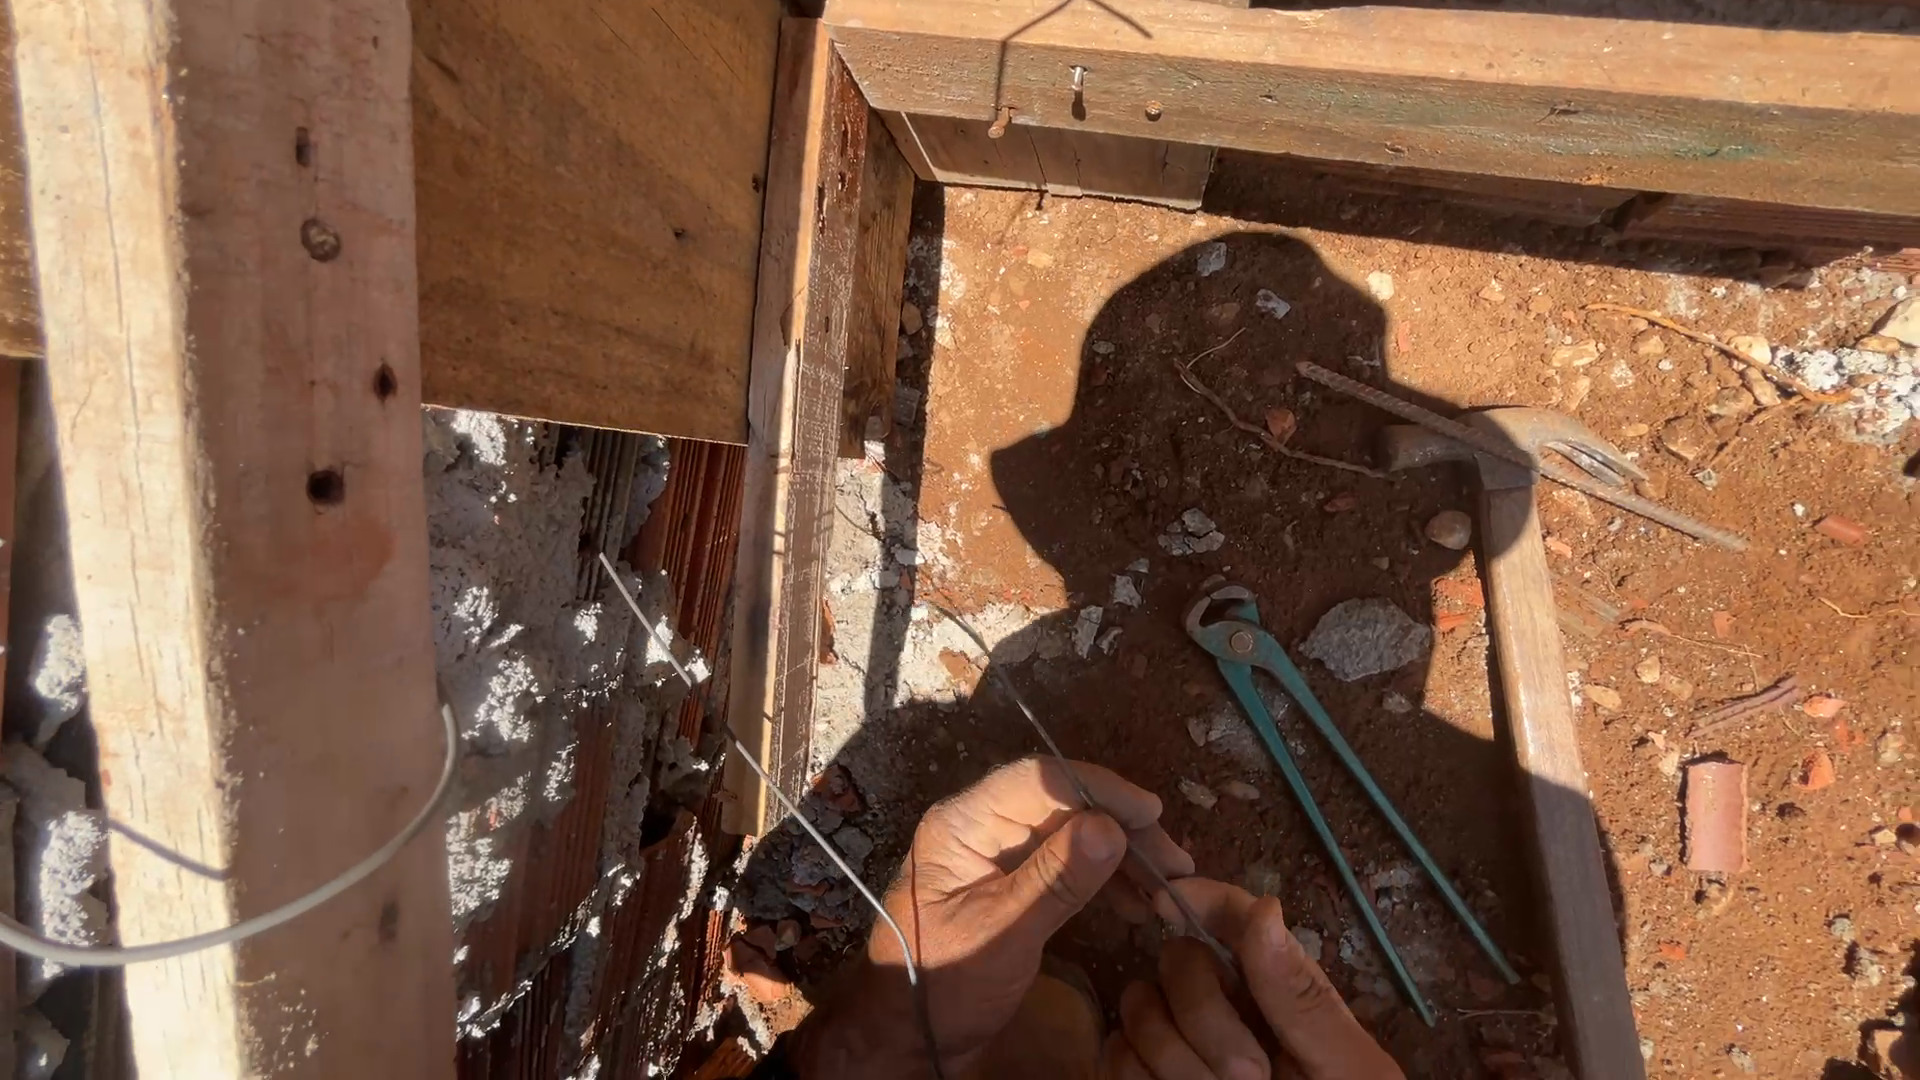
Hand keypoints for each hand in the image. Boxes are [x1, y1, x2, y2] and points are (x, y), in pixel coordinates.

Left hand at [791, 757, 1192, 1076]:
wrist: (908, 1038)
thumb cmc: (943, 984)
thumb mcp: (1001, 933)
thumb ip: (1055, 880)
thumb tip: (1111, 827)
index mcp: (964, 821)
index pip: (1037, 780)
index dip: (1097, 787)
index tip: (1150, 812)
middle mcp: (982, 824)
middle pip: (1060, 803)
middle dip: (1119, 825)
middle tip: (1175, 860)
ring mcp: (999, 851)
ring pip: (1069, 832)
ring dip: (1120, 854)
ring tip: (1168, 887)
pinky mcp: (1014, 880)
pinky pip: (1066, 863)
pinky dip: (1104, 878)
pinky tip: (1137, 902)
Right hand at [1104, 878, 1402, 1079]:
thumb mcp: (1347, 1075)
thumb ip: (1301, 999)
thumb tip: (1264, 904)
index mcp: (1276, 989)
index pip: (1233, 914)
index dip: (1199, 896)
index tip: (1165, 901)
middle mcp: (1223, 1004)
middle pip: (1176, 959)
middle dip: (1203, 1015)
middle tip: (1250, 1077)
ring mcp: (1180, 1044)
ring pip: (1138, 1004)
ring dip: (1174, 1058)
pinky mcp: (1145, 1078)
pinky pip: (1115, 1054)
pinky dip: (1137, 1076)